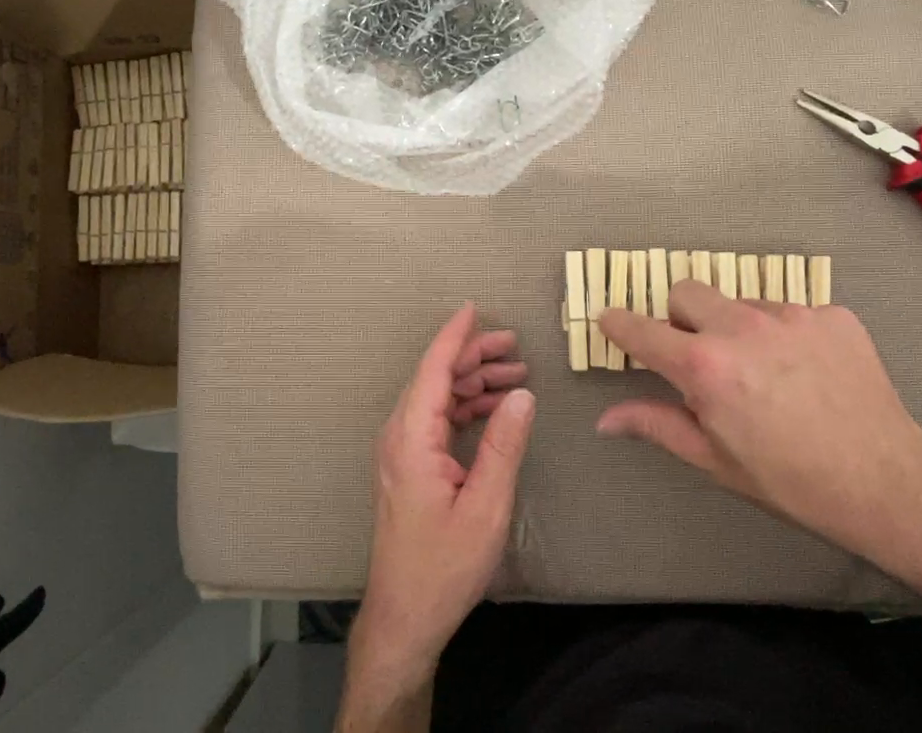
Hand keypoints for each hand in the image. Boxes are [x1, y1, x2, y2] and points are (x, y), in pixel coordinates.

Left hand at [339, 303, 535, 732]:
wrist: (406, 612)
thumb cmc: (444, 564)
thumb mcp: (486, 505)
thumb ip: (505, 445)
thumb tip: (522, 394)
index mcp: (412, 437)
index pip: (433, 370)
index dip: (454, 337)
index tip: (474, 308)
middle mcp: (400, 435)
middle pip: (435, 379)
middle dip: (472, 356)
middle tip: (515, 345)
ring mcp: (402, 452)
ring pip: (437, 399)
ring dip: (472, 383)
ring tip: (515, 373)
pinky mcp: (409, 467)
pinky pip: (437, 421)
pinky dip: (465, 408)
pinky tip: (494, 408)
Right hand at [598, 284, 921, 668]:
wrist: (886, 481)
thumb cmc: (787, 480)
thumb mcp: (713, 460)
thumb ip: (655, 425)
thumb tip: (604, 419)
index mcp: (705, 367)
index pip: (641, 329)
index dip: (618, 323)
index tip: (610, 321)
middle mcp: (742, 327)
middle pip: (687, 291)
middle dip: (680, 317)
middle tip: (697, 355)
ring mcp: (791, 315)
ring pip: (740, 301)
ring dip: (735, 326)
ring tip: (763, 371)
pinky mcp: (831, 314)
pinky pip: (789, 311)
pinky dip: (783, 333)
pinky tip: (805, 371)